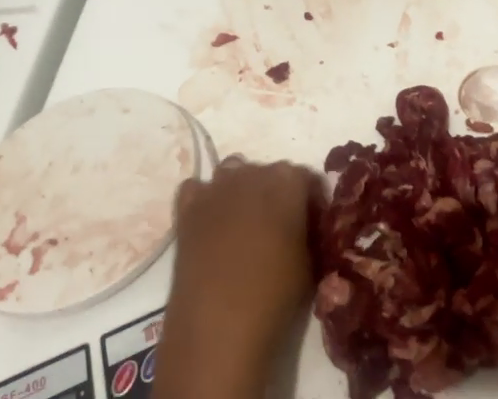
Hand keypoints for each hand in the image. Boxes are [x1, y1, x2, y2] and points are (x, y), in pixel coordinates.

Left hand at [158, 157, 321, 398]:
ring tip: (244, 225)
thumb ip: (308, 233)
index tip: (311, 225)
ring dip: (241, 190)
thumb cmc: (275, 296)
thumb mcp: (311, 264)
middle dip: (276, 193)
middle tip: (278, 228)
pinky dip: (204, 200)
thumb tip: (305, 228)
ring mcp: (215, 188)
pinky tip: (210, 224)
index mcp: (288, 182)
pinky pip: (196, 189)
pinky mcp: (186, 209)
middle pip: (268, 172)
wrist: (218, 325)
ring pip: (232, 172)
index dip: (310, 201)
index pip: (306, 178)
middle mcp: (252, 173)